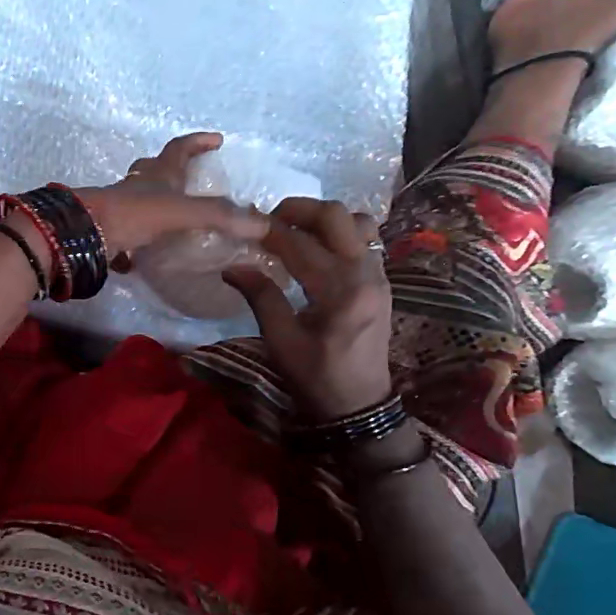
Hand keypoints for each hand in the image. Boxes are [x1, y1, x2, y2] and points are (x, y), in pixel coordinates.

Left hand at [73, 132, 270, 258]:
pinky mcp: (110, 232)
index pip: (180, 148)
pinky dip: (137, 240)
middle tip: (188, 177)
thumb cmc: (133, 213)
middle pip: (153, 169)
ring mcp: (121, 208)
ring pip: (138, 199)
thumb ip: (220, 216)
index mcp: (157, 174)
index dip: (198, 142)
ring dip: (155, 204)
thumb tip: (263, 225)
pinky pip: (127, 233)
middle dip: (171, 169)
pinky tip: (144, 256)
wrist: (85, 234)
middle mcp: (137, 186)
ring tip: (172, 219)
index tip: (216, 139)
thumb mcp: (183, 211)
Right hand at [222, 198, 392, 420]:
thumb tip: (233, 266)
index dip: (267, 230)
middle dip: (298, 210)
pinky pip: (365, 239)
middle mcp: (365, 273)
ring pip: (356, 221)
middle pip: (335, 216)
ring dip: (323, 219)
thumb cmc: (315, 378)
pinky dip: (339, 233)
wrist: (359, 404)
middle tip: (269, 222)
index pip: (299, 243)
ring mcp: (379, 274)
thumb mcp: (281, 342)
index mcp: (339, 291)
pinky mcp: (382, 280)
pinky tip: (315, 250)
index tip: (243, 226)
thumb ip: (261, 297)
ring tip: (295, 232)